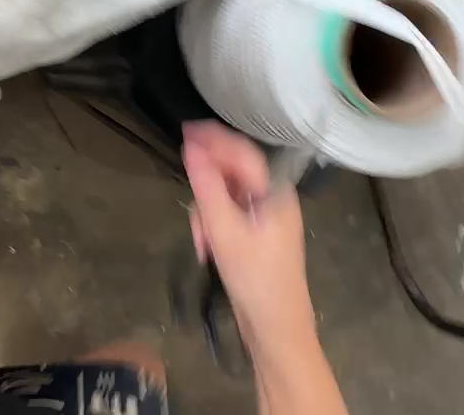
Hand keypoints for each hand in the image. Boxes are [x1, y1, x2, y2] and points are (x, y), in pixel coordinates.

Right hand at [183, 121, 315, 350]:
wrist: (277, 334)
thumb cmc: (256, 279)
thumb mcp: (225, 231)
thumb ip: (207, 186)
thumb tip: (191, 147)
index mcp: (276, 192)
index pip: (242, 152)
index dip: (214, 138)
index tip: (185, 130)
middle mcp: (273, 200)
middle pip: (232, 174)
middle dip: (208, 187)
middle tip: (189, 194)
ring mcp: (264, 220)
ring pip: (225, 197)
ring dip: (208, 213)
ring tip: (203, 240)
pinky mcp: (255, 237)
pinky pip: (227, 217)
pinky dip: (213, 227)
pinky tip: (208, 248)